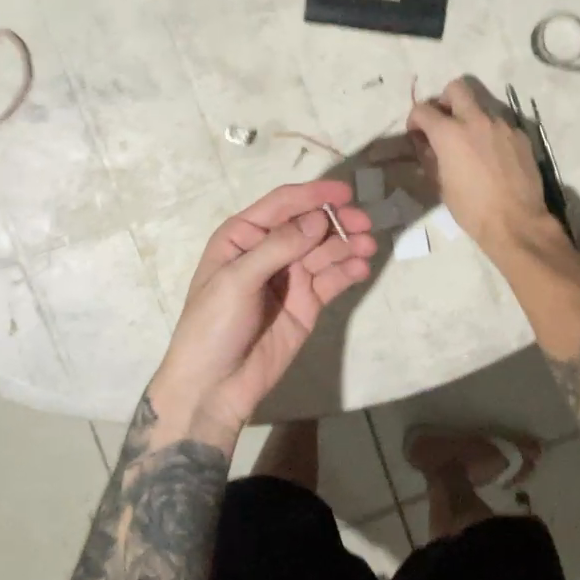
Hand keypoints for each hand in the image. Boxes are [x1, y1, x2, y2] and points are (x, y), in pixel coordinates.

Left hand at [148, 181, 375, 440]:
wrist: (213, 386)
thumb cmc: (212, 326)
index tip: (345, 193)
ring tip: (368, 247)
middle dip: (336, 222)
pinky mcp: (307, 303)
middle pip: (309, 225)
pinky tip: (361, 269)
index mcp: (242, 237)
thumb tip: (317, 220)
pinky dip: (348, 271)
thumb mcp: (236, 281)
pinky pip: (332, 279)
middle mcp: (268, 251)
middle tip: (364, 224)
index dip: (313, 195)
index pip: (282, 205)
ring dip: (347, 246)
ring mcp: (290, 278)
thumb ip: (277, 247)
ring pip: (325, 251)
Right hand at [406, 76, 552, 253]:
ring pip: (481, 108)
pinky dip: (492, 135)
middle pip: (456, 88)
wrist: (515, 222)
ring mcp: (502, 126)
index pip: (423, 109)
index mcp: (450, 133)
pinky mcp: (520, 136)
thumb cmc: (471, 209)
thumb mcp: (441, 185)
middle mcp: (476, 120)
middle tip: (445, 122)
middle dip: (445, 100)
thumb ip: (431, 158)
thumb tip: (426, 145)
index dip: (415, 119)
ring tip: (472, 146)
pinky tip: (494, 158)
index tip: (417, 133)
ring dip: (471, 120)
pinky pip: (501, 126)